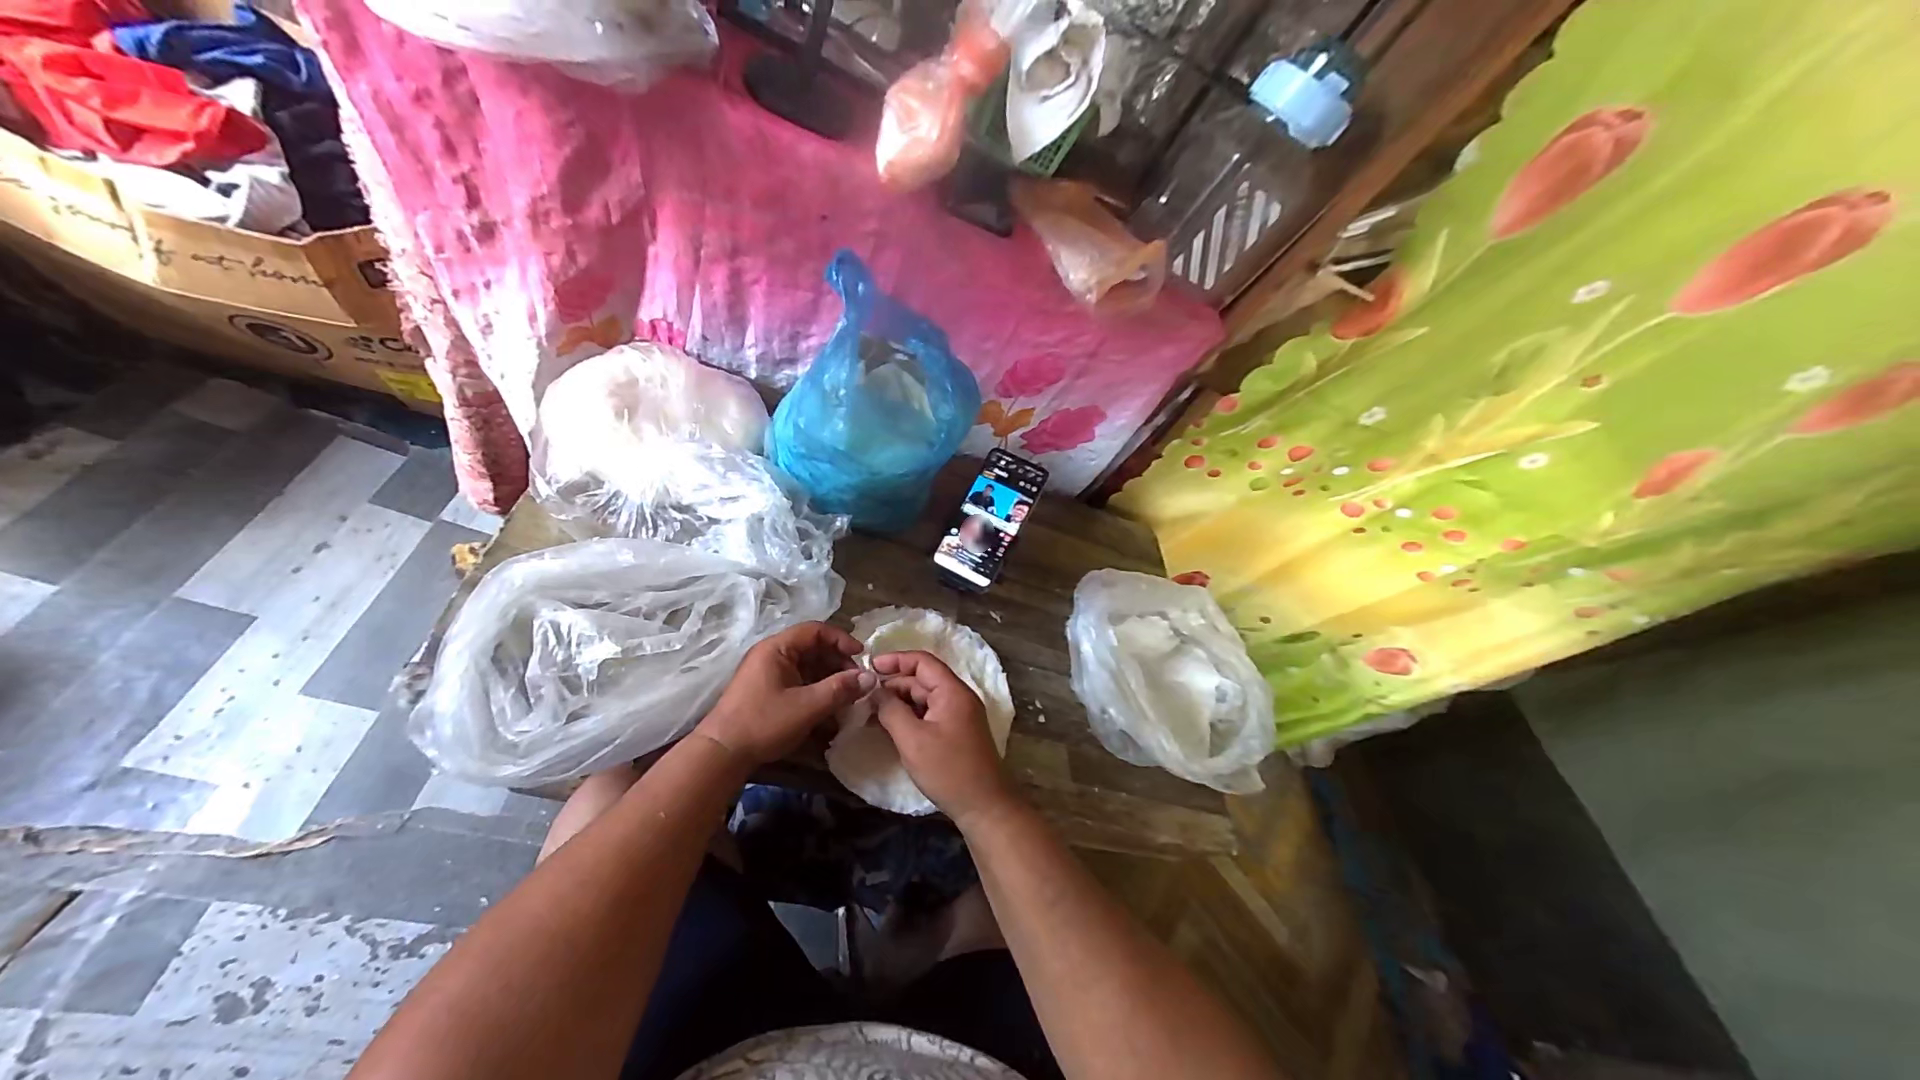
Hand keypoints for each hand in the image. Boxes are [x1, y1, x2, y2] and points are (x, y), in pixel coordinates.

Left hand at [698, 622, 873, 768]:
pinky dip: (817, 692)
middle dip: (839, 664)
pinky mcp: (767, 692)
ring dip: (830, 680)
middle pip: (813, 648)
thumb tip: (870, 678)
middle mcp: (772, 655)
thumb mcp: (808, 706)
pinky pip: (799, 683)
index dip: (841, 639)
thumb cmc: (764, 723)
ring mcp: (768, 674)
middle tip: (858, 682)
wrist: (722, 754)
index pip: (816, 630)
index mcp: (777, 649)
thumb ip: (840, 689)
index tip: (861, 656)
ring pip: (808, 668)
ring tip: (848, 698)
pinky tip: (830, 710)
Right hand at [871, 651, 1019, 826]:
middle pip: (922, 679)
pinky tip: (888, 728)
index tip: (869, 667)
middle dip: (892, 685)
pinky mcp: (956, 733)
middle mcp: (958, 697)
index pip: (922, 661)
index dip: (895, 660)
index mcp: (952, 691)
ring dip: (898, 703)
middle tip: (864, 697)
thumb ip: (891, 710)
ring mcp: (959, 715)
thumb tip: (876, 692)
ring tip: (870, 714)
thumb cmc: (948, 770)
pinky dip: (909, 717)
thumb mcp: (912, 739)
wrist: (984, 806)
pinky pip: (929, 714)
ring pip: (924, 698)